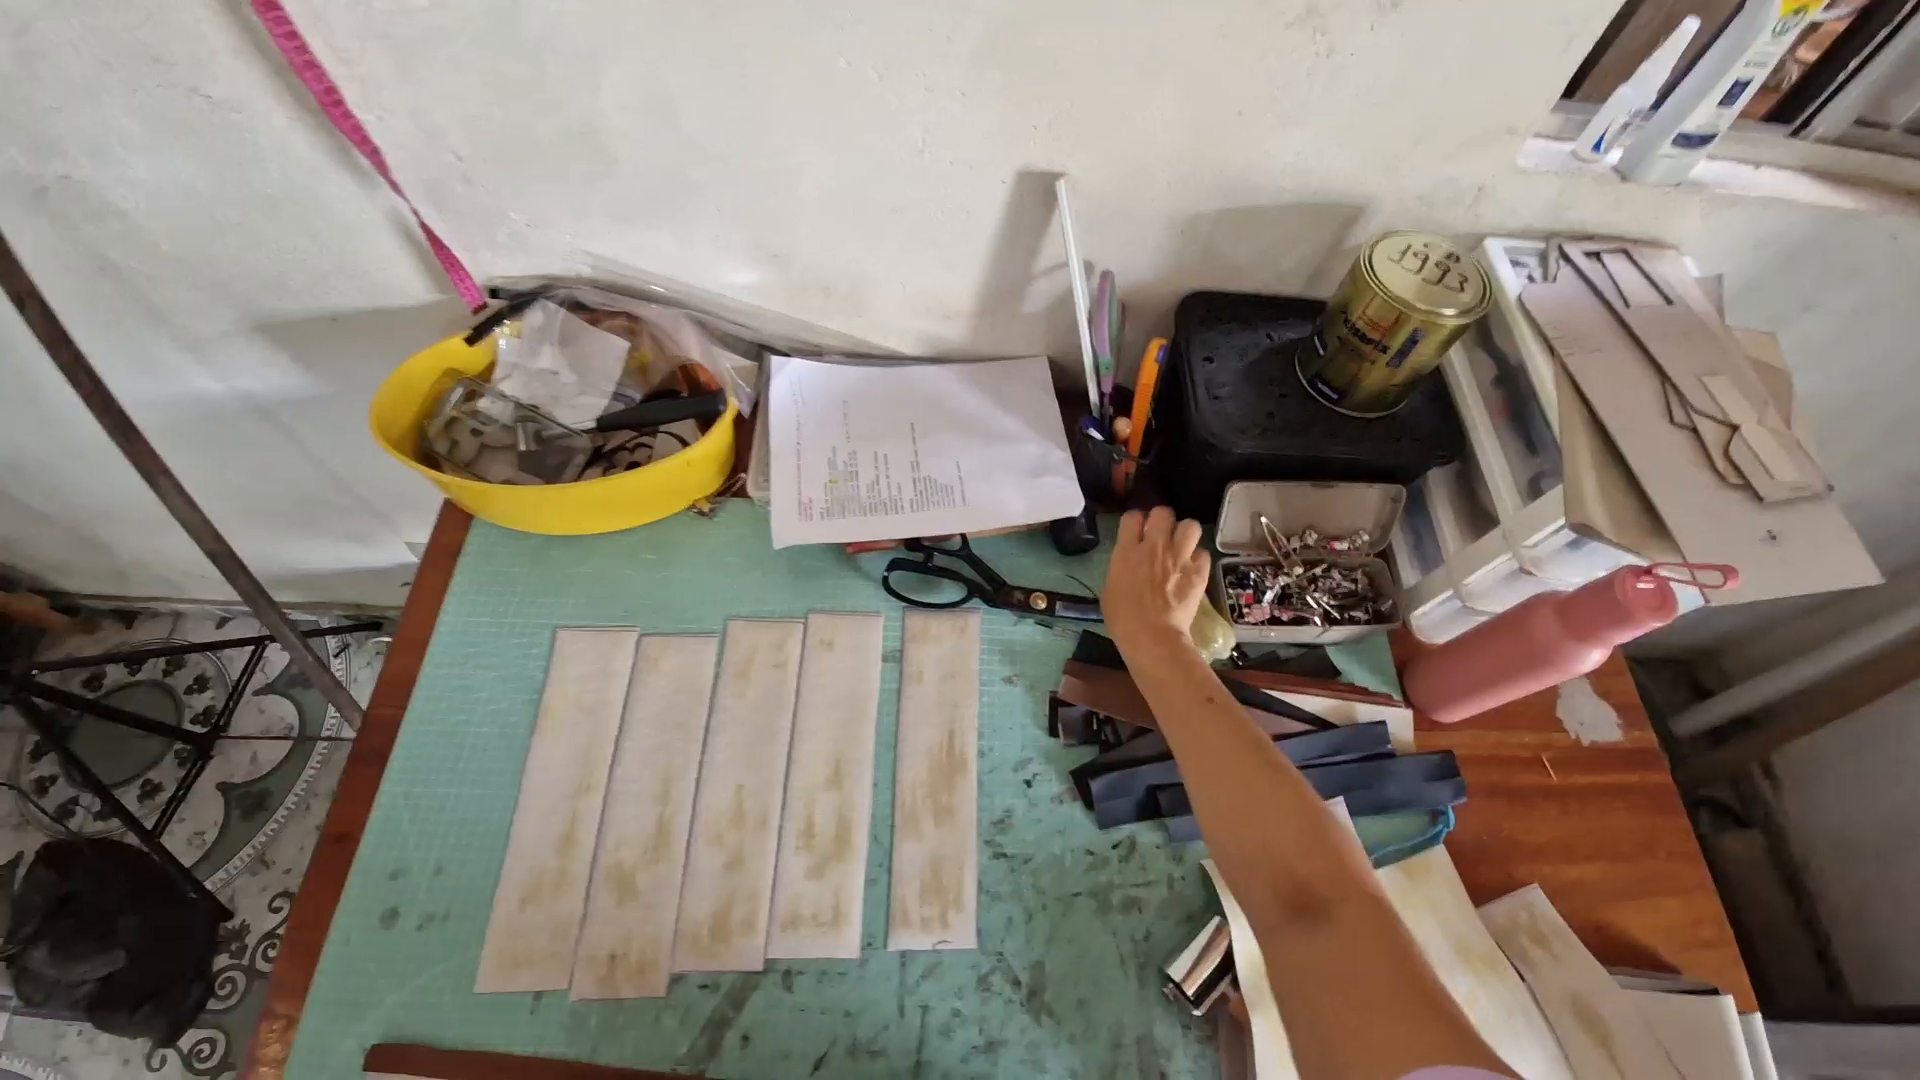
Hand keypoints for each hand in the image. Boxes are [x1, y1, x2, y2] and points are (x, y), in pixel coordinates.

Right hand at [1101, 507, 1210, 655]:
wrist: (1153, 636)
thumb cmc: (1123, 618)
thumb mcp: (1110, 588)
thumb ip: (1121, 567)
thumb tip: (1129, 562)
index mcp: (1127, 550)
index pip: (1132, 516)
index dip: (1136, 521)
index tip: (1138, 531)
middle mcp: (1154, 546)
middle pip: (1163, 512)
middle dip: (1163, 521)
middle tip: (1162, 535)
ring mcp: (1179, 556)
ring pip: (1190, 525)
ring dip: (1185, 534)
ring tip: (1182, 547)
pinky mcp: (1199, 571)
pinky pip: (1203, 552)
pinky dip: (1198, 559)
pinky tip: (1193, 570)